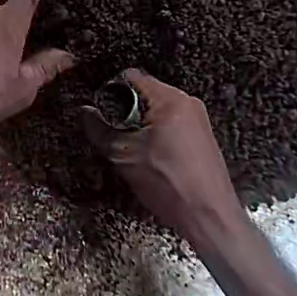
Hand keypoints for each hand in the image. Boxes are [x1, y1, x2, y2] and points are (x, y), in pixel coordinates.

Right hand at [81, 69, 246, 242]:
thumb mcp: (123, 156)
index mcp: (170, 100)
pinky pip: (170, 121)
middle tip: (116, 132)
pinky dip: (156, 131)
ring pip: (156, 108)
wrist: (211, 219)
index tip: (102, 111)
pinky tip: (150, 155)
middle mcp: (187, 102)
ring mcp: (198, 118)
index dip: (109, 90)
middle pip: (143, 91)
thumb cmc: (173, 187)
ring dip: (140, 122)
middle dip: (125, 109)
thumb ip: (98, 129)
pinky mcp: (201, 134)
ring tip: (133, 147)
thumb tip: (85, 112)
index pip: (130, 76)